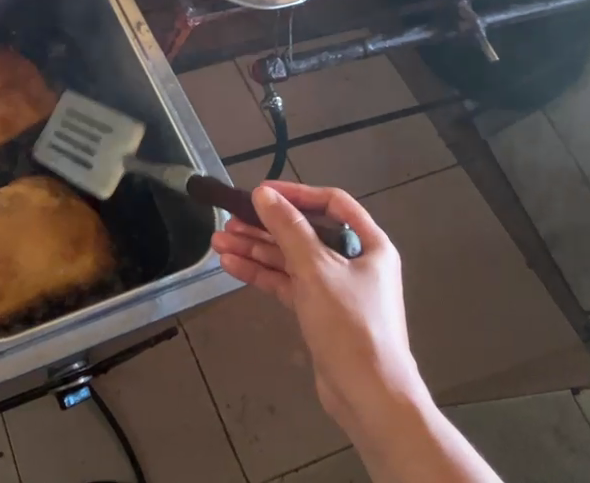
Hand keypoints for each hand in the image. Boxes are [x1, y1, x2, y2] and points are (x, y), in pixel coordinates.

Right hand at [210, 182, 427, 431]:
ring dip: (256, 249)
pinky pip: (287, 283)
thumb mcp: (316, 269)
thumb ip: (287, 228)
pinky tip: (231, 265)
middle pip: (304, 232)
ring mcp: (336, 288)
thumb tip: (263, 193)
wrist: (370, 397)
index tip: (261, 193)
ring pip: (290, 258)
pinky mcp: (319, 312)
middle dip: (264, 226)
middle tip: (229, 221)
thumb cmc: (350, 324)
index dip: (296, 194)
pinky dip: (261, 274)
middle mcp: (354, 262)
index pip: (332, 203)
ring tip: (219, 242)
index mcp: (368, 245)